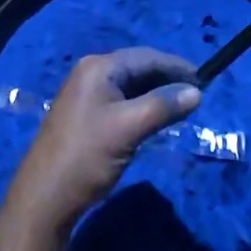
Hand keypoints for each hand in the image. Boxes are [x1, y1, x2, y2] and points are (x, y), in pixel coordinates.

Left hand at [3, 48, 199, 224]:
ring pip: (130, 84)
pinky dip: (142, 104)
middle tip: (197, 94)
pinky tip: (156, 117)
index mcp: (98, 67)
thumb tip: (196, 92)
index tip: (204, 79)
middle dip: (167, 78)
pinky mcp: (87, 112)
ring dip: (155, 92)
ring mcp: (87, 92)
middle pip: (137, 67)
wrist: (46, 193)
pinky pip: (121, 99)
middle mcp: (91, 72)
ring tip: (182, 105)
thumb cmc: (88, 155)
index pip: (145, 57)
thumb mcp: (129, 128)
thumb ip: (163, 107)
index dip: (175, 66)